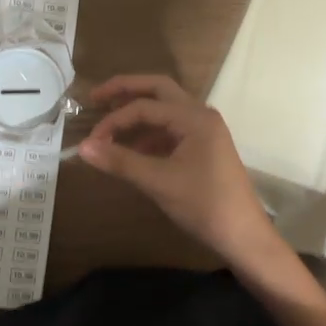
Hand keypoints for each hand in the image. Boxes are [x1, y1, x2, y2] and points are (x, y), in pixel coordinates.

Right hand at [76, 75, 280, 265]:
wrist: (243, 235)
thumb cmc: (204, 205)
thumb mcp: (158, 182)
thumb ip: (120, 161)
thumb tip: (83, 148)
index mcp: (194, 117)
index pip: (144, 106)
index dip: (113, 120)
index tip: (90, 141)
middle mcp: (201, 115)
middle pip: (158, 90)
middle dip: (126, 91)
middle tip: (96, 98)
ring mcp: (205, 131)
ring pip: (166, 109)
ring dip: (138, 113)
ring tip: (109, 126)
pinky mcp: (204, 148)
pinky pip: (172, 130)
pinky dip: (149, 134)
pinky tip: (132, 151)